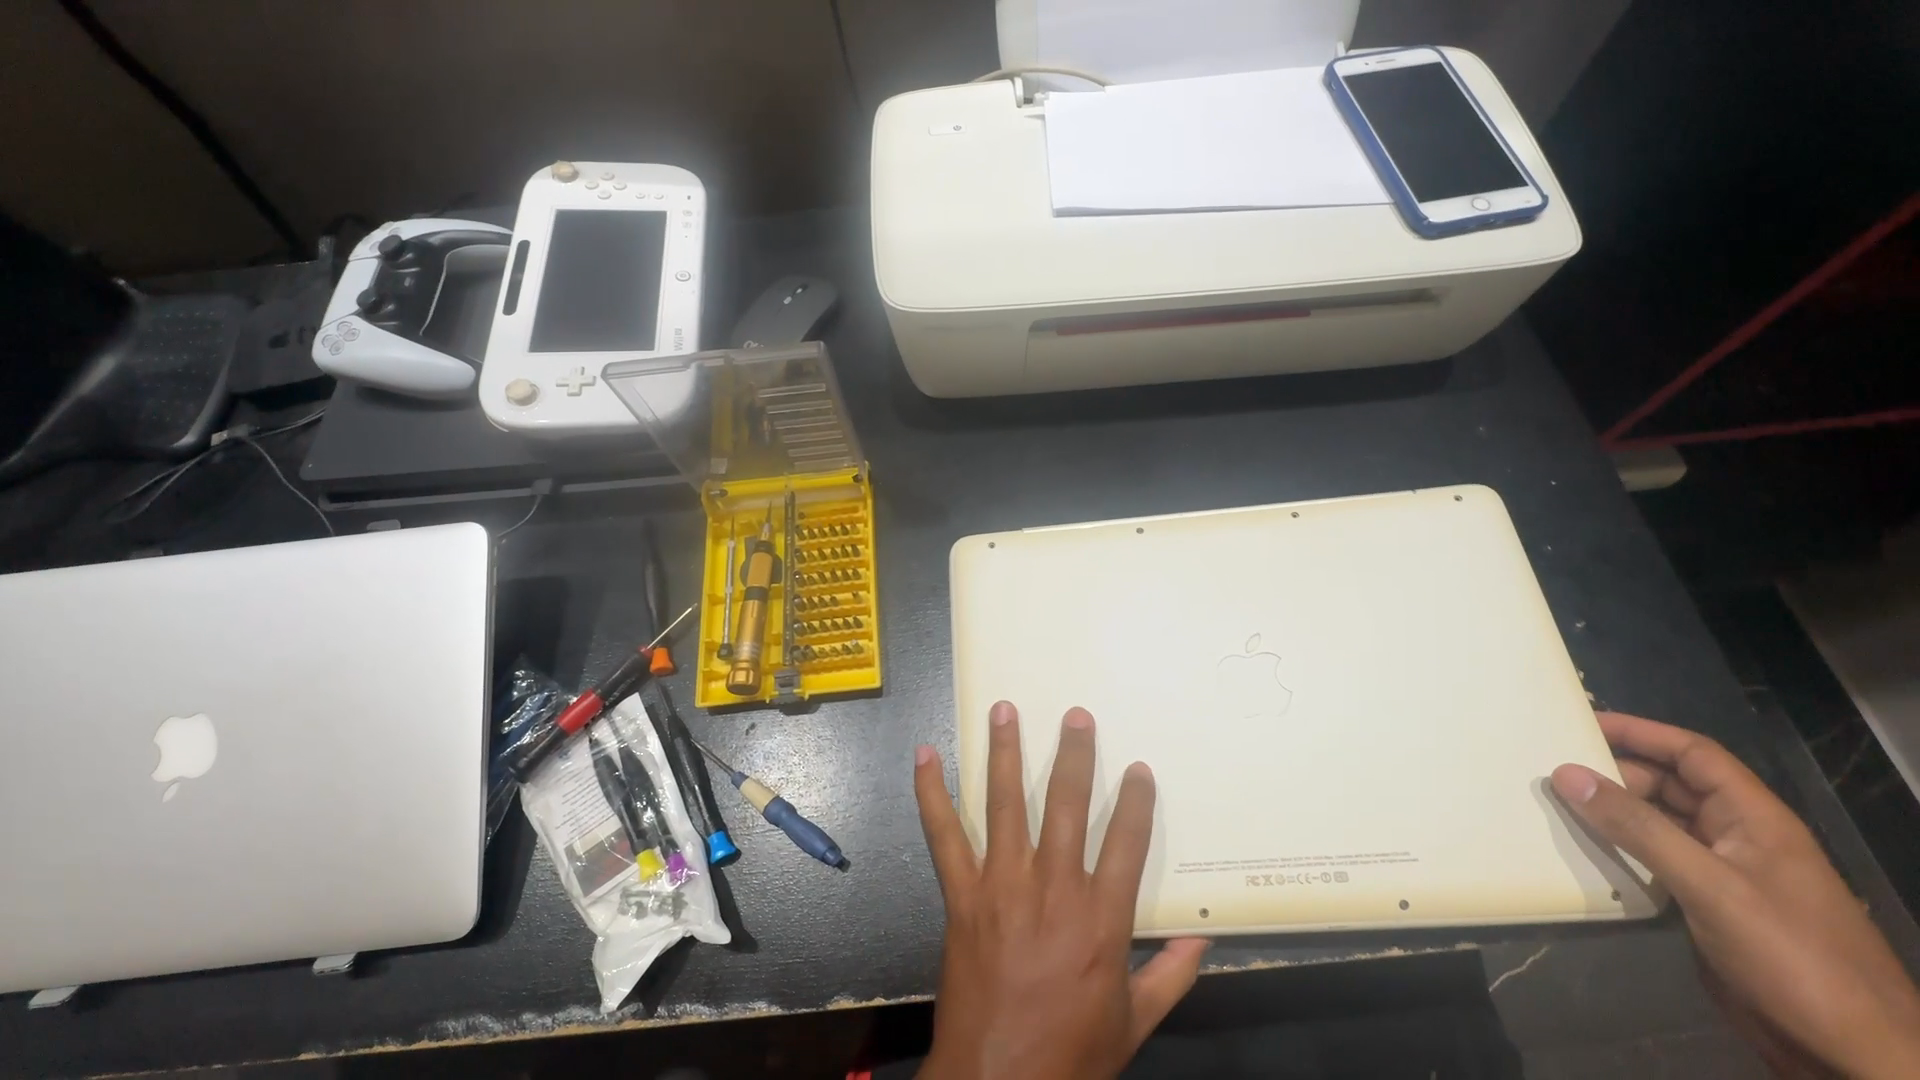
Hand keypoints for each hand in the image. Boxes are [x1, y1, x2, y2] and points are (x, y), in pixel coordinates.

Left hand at [914, 701, 1207, 1079]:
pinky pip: (944, 836)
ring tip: (1005, 710)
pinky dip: (932, 795)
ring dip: (1006, 754)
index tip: (1140, 770)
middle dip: (1074, 756)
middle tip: (1077, 716)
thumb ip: (1168, 976)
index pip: (1128, 843)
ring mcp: (1003, 886)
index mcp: (1102, 918)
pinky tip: (925, 757)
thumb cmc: (1069, 1053)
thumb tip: (1199, 940)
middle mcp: (1054, 888)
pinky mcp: (962, 896)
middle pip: (1068, 806)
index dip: (1137, 802)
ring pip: (1006, 805)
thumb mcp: (1133, 1022)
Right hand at [1553, 712, 1919, 1079]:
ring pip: (1658, 827)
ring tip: (1555, 807)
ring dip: (1612, 816)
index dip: (1641, 733)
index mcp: (1754, 819)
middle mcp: (1739, 838)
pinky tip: (1582, 855)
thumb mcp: (1711, 885)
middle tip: (1553, 772)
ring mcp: (1724, 876)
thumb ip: (1638, 827)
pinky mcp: (1707, 909)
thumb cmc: (1792, 955)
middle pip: (1670, 788)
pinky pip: (1654, 864)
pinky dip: (1618, 854)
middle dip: (1615, 775)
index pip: (1694, 755)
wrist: (1848, 1050)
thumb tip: (1566, 774)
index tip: (1580, 723)